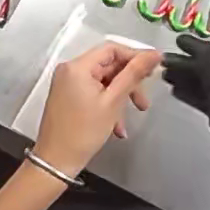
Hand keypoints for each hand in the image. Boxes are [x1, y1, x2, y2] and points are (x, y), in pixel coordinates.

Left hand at [32, 42, 160, 177]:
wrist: (56, 161)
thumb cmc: (80, 134)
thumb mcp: (114, 101)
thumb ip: (134, 74)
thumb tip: (152, 55)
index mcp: (77, 67)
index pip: (112, 49)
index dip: (136, 56)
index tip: (153, 66)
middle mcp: (69, 71)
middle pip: (109, 66)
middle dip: (129, 83)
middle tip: (142, 99)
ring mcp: (68, 84)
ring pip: (104, 82)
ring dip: (120, 97)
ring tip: (129, 116)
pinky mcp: (68, 97)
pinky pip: (95, 92)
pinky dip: (108, 104)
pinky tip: (116, 124)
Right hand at [162, 34, 209, 209]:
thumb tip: (199, 52)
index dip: (194, 46)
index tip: (177, 39)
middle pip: (209, 69)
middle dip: (187, 63)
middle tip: (164, 61)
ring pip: (208, 84)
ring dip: (188, 78)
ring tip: (167, 77)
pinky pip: (208, 99)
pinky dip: (194, 94)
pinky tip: (181, 95)